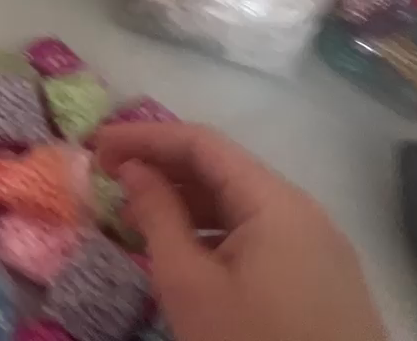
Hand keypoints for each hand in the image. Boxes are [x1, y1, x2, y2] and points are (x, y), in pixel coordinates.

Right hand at [95, 123, 388, 340]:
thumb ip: (156, 213)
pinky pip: (256, 230)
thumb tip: (132, 168)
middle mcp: (305, 213)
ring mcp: (319, 248)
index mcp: (277, 203)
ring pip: (237, 199)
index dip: (142, 135)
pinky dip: (210, 224)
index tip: (95, 146)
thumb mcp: (188, 281)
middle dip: (159, 163)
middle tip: (107, 174)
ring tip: (133, 212)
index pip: (200, 142)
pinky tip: (179, 245)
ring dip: (181, 195)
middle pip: (220, 166)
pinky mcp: (321, 280)